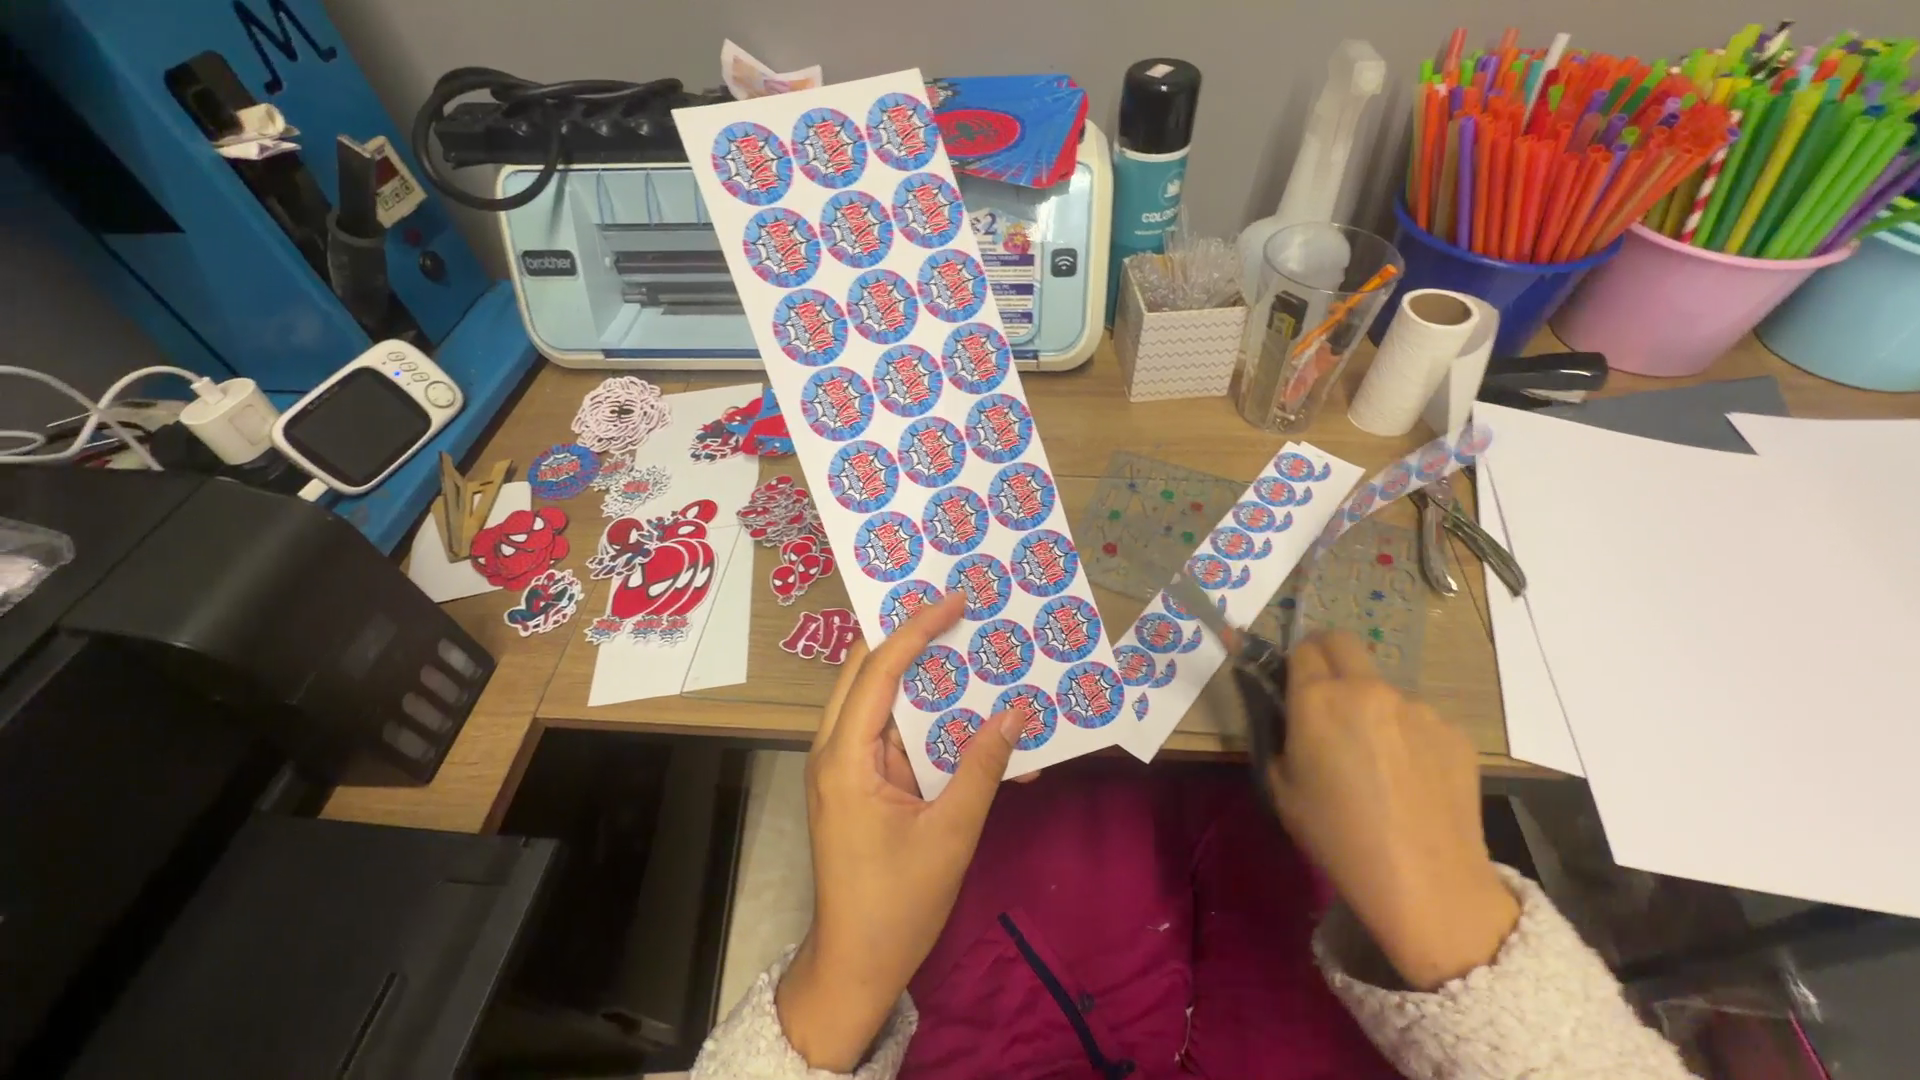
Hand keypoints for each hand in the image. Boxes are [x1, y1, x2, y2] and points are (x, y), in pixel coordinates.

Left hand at [776, 592, 1019, 1069]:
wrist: (855, 966)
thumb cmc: (898, 903)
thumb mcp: (950, 832)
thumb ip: (983, 766)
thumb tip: (1018, 711)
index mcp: (845, 757)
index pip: (878, 670)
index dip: (917, 629)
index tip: (955, 600)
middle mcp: (836, 750)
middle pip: (867, 672)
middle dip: (910, 638)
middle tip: (957, 610)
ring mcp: (845, 767)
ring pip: (881, 701)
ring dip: (924, 680)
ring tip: (970, 651)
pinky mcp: (860, 784)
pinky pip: (893, 737)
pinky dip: (928, 724)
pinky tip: (969, 719)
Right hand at [1267, 631, 1519, 989]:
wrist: (1422, 878)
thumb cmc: (1335, 834)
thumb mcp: (1280, 786)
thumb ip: (1281, 735)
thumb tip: (1289, 712)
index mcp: (1318, 699)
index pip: (1301, 649)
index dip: (1292, 663)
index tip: (1291, 684)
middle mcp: (1368, 690)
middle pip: (1343, 642)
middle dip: (1327, 656)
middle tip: (1325, 695)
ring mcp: (1417, 708)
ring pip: (1383, 687)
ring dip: (1371, 705)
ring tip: (1376, 759)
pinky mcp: (1453, 731)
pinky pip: (1418, 720)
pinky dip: (1406, 735)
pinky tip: (1409, 778)